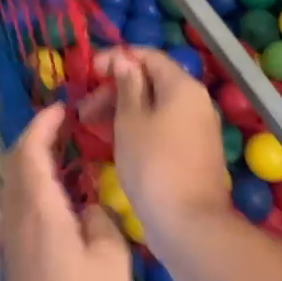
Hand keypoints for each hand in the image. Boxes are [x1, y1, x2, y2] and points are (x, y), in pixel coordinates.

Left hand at [2, 101, 131, 280]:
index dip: (42, 123)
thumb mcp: (111, 259)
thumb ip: (100, 219)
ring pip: (13, 184)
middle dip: (34, 137)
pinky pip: (17, 205)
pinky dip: (32, 186)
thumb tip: (89, 206)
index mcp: (38, 209)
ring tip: (63, 153)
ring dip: (31, 161)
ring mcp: (11, 240)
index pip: (29, 150)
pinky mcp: (14, 260)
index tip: (61, 106)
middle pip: (14, 163)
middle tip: (63, 125)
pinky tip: (58, 198)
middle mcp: (16, 217)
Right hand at [99, 49, 229, 243]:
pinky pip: (162, 127)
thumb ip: (126, 85)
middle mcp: (195, 101)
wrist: (189, 224)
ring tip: (91, 128)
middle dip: (114, 90)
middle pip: (150, 82)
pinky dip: (138, 128)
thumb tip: (124, 61)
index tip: (89, 73)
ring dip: (122, 111)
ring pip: (154, 107)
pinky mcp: (193, 152)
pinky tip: (114, 143)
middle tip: (84, 110)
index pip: (147, 56)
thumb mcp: (130, 120)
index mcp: (182, 86)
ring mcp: (197, 128)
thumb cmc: (153, 165)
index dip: (115, 58)